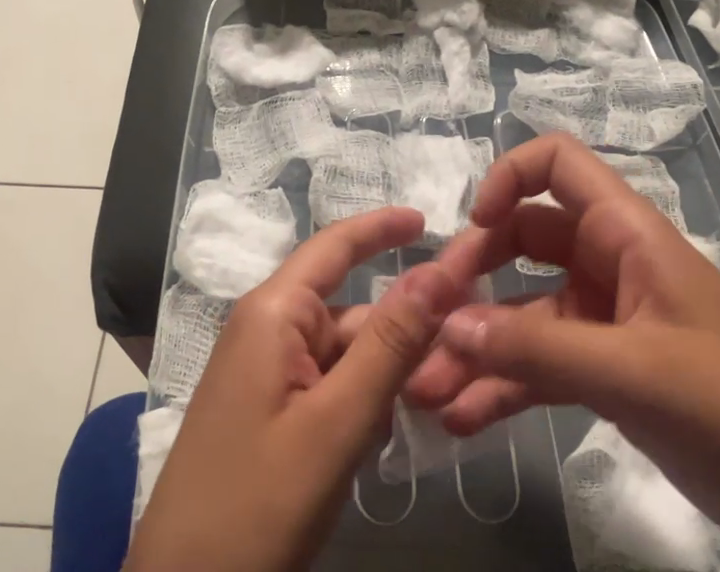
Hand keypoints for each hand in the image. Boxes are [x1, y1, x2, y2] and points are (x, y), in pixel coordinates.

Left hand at [127, 206, 466, 571]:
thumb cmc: (259, 498)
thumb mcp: (337, 421)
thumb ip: (390, 344)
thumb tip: (437, 269)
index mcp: (272, 314)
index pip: (333, 247)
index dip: (381, 228)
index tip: (433, 221)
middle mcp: (266, 331)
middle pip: (351, 311)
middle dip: (402, 336)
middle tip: (460, 368)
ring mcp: (264, 374)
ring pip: (345, 355)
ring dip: (384, 379)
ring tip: (426, 412)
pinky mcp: (268, 412)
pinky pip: (328, 388)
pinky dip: (360, 405)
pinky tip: (378, 442)